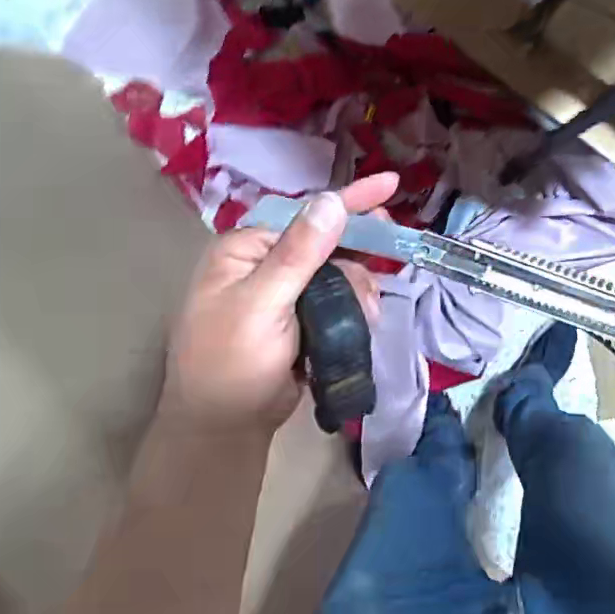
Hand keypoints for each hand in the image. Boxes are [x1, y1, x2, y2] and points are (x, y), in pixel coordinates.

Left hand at [162, 173, 397, 436]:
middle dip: (358, 256)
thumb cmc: (231, 363)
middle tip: (385, 265)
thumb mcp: (262, 305)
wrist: (223, 430)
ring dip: (359, 289)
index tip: (391, 183)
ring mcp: (286, 290)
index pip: (305, 214)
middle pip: (329, 241)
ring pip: (341, 271)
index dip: (350, 199)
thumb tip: (330, 201)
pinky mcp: (302, 315)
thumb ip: (299, 253)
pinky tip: (363, 320)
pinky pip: (340, 296)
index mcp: (247, 249)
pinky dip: (356, 305)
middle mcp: (266, 262)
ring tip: (365, 315)